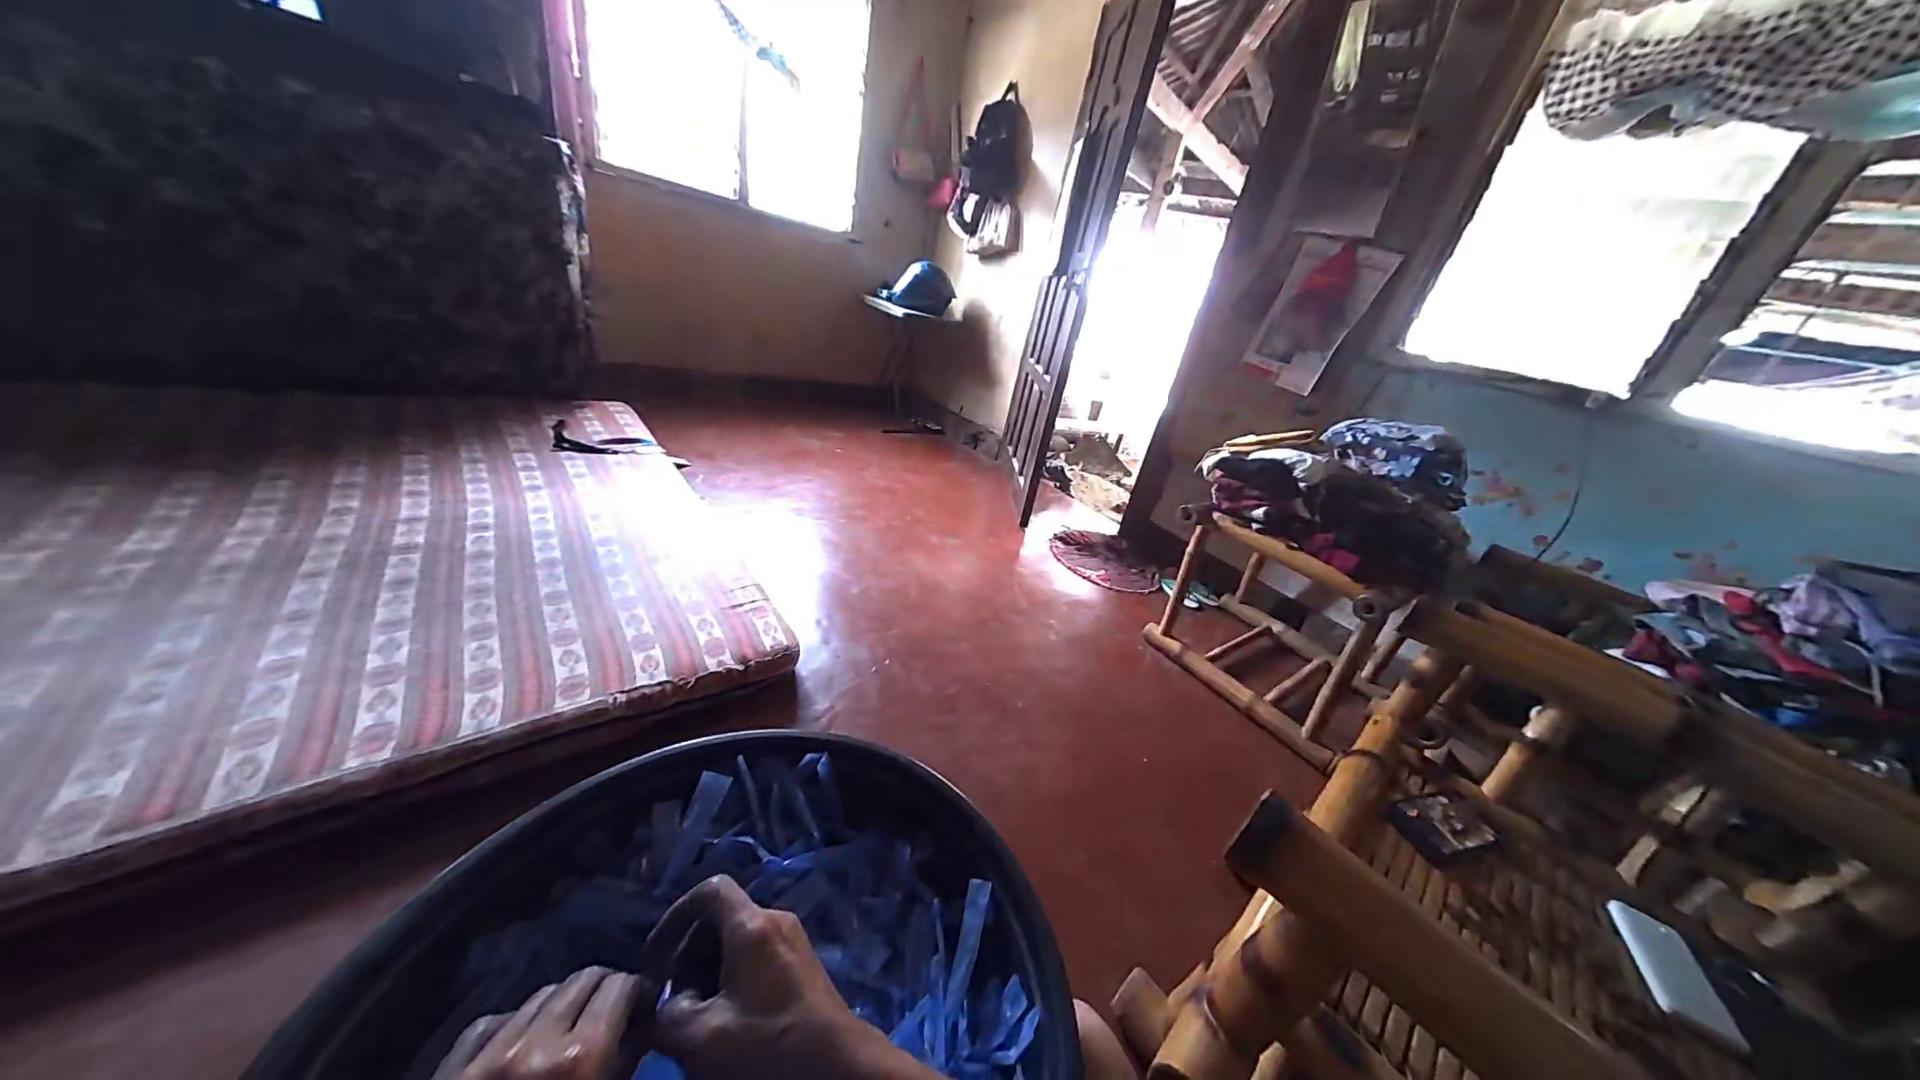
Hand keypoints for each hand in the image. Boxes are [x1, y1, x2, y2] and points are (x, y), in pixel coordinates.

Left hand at [434, 966, 640, 1079]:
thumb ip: (627, 1056)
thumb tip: (645, 1014)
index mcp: (582, 1056)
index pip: (621, 985)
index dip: (635, 992)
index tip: (639, 1005)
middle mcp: (537, 1044)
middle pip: (584, 978)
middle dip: (600, 990)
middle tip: (606, 1012)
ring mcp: (488, 1057)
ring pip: (541, 994)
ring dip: (558, 1005)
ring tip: (562, 1028)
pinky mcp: (451, 1071)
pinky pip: (491, 1022)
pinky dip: (510, 1026)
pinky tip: (516, 1043)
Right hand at [641, 874, 938, 1079]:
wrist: (835, 1062)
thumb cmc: (767, 1043)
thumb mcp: (701, 1038)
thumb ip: (668, 1016)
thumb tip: (667, 1005)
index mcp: (752, 925)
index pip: (710, 890)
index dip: (675, 915)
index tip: (654, 956)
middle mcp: (775, 919)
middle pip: (722, 917)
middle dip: (689, 952)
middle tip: (672, 998)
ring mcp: (792, 938)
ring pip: (738, 937)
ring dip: (708, 968)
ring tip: (695, 1013)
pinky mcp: (800, 960)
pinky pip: (756, 952)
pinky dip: (732, 974)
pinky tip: (724, 1015)